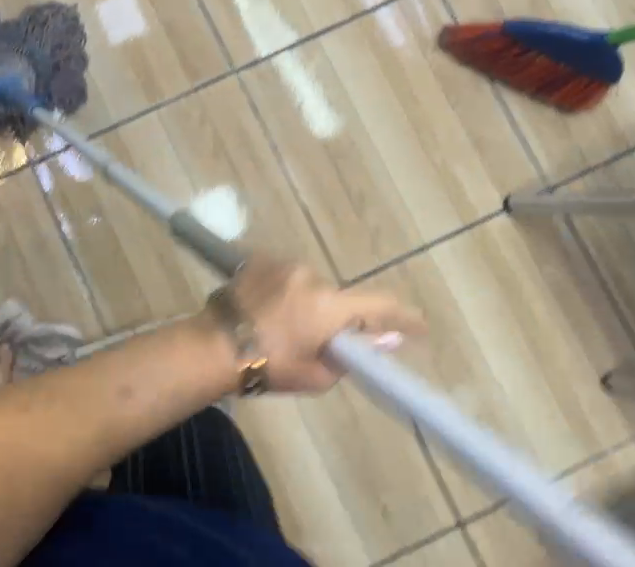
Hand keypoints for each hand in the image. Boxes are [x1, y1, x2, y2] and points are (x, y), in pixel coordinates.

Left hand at [221, 255, 425, 393]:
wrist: (215, 344)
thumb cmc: (269, 365)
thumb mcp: (317, 374)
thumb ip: (353, 355)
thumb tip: (384, 338)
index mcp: (329, 304)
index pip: (379, 304)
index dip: (403, 317)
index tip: (419, 327)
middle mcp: (309, 275)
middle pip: (336, 296)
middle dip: (336, 316)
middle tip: (321, 340)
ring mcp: (281, 264)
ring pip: (308, 285)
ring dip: (306, 301)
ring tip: (284, 327)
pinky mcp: (256, 260)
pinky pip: (283, 276)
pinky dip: (283, 291)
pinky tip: (267, 310)